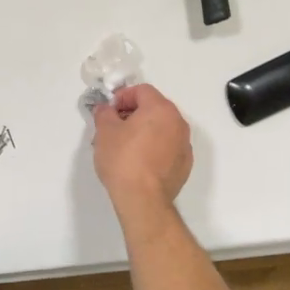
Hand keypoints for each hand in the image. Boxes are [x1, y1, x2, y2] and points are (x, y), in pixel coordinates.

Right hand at [93, 83, 194, 213]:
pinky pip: (169, 147)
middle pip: (155, 108)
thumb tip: (105, 109)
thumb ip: (104, 114)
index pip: (142, 90)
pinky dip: (156, 149)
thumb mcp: (105, 133)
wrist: (143, 199)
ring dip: (146, 131)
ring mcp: (184, 143)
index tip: (109, 112)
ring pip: (163, 128)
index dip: (123, 97)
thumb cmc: (122, 160)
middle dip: (134, 114)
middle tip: (116, 129)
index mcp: (160, 109)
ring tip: (127, 148)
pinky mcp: (185, 163)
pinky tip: (141, 163)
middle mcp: (178, 121)